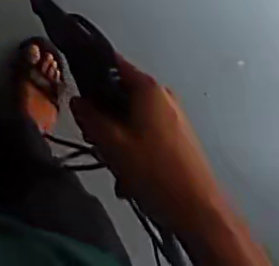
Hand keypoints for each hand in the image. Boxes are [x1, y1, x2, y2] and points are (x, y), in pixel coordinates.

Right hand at [71, 55, 233, 240]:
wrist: (201, 215)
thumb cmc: (157, 173)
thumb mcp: (113, 145)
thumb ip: (90, 118)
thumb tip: (77, 101)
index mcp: (149, 87)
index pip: (113, 62)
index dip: (90, 71)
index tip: (76, 89)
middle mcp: (162, 95)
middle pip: (121, 94)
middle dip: (103, 117)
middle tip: (94, 140)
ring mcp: (173, 117)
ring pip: (132, 117)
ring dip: (118, 139)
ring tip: (114, 166)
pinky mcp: (179, 138)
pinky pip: (146, 133)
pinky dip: (134, 149)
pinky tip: (130, 177)